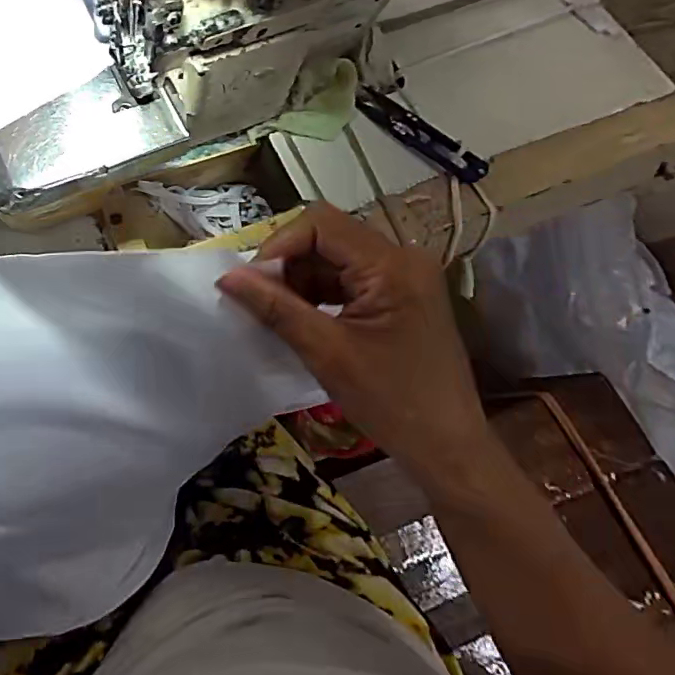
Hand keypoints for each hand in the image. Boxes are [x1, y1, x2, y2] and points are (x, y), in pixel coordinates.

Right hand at [217, 201, 492, 481]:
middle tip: (260, 301)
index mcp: (393, 266)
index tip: (253, 283)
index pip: (321, 224)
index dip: (279, 245)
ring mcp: (402, 277)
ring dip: (298, 280)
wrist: (448, 450)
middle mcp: (402, 259)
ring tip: (278, 315)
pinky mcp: (397, 296)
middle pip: (326, 236)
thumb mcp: (325, 352)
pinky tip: (300, 320)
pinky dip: (315, 293)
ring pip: (331, 257)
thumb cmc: (391, 401)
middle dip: (286, 264)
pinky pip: (345, 278)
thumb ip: (274, 307)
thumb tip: (226, 277)